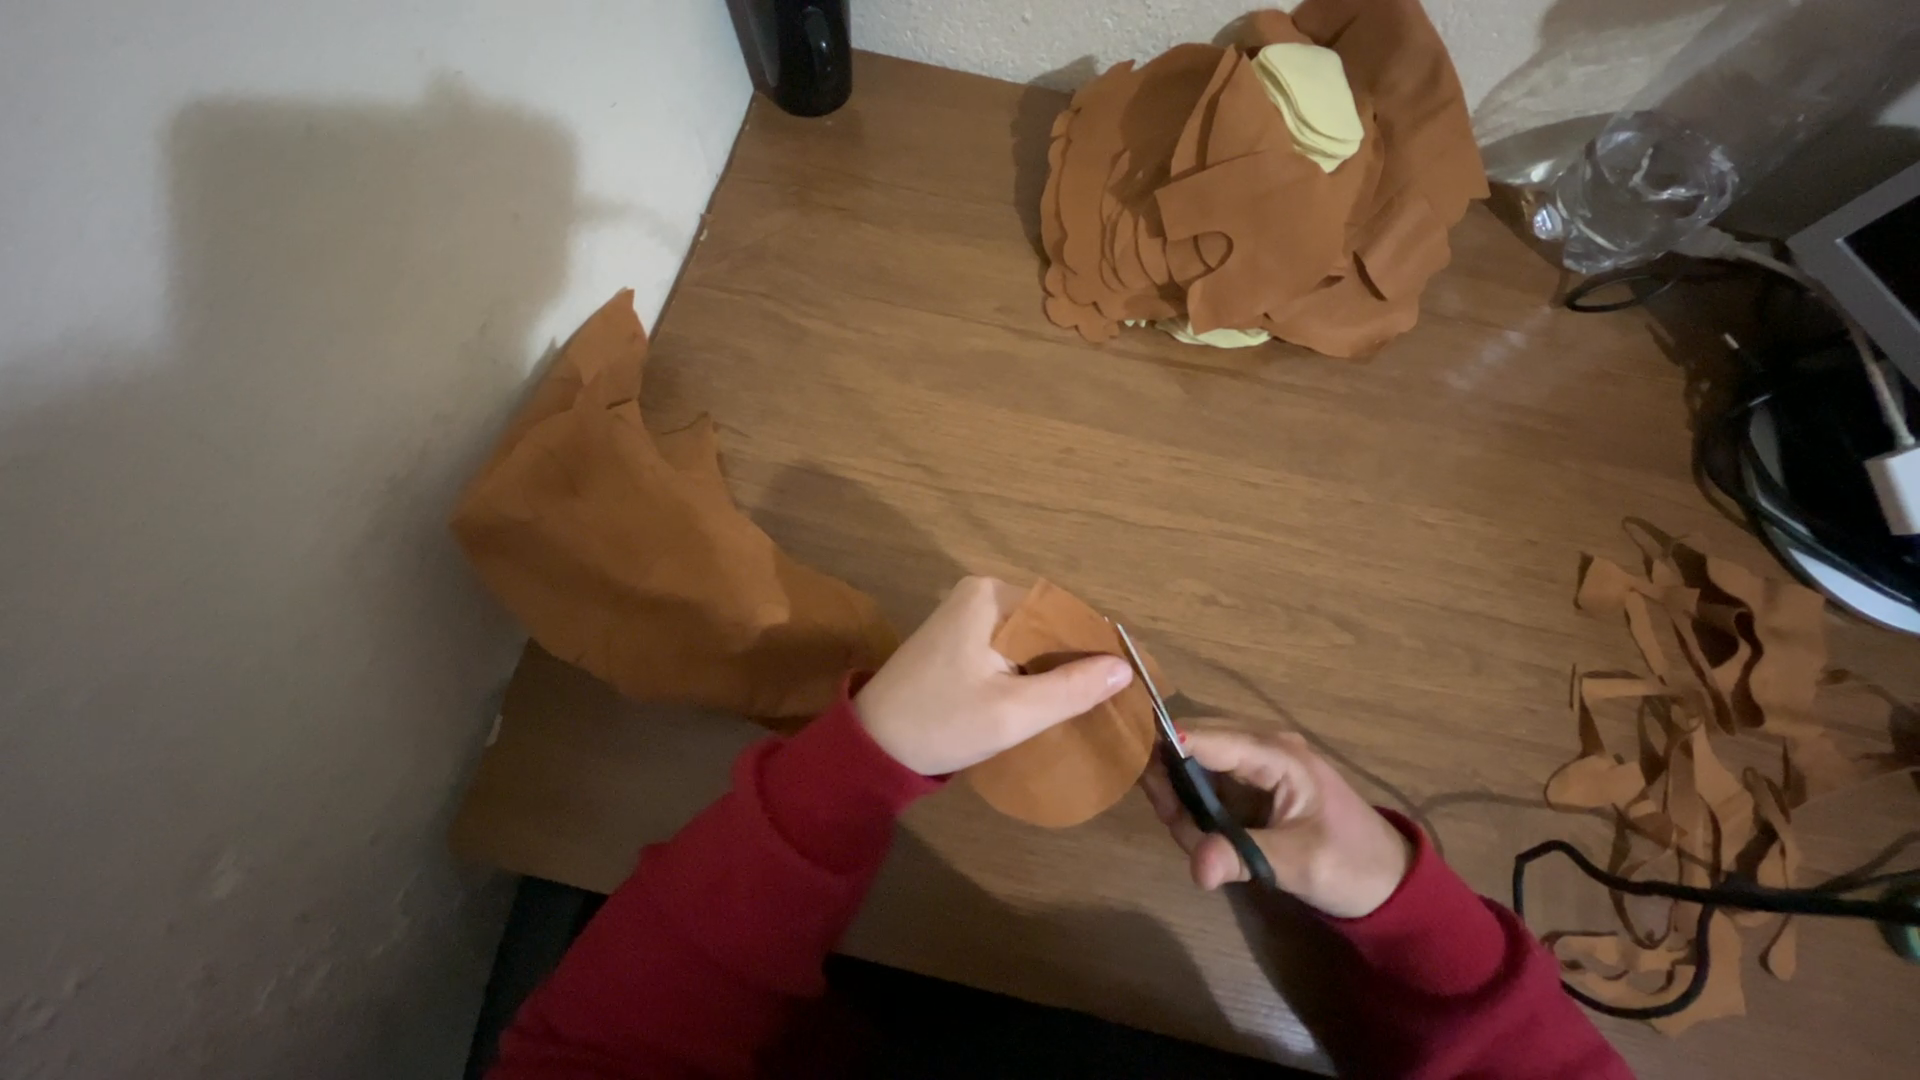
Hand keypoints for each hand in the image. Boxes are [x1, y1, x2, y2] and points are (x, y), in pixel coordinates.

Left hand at [853, 576, 1133, 776]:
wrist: (872, 744)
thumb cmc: (941, 724)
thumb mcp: (1013, 712)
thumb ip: (1071, 689)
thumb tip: (1124, 668)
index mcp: (992, 596)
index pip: (1064, 614)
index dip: (1098, 648)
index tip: (1127, 683)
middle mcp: (981, 593)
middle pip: (1050, 624)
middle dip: (1078, 660)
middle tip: (1111, 699)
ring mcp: (969, 615)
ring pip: (1033, 639)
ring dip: (1056, 669)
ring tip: (1088, 703)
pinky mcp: (961, 638)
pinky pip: (1013, 648)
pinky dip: (1032, 671)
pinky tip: (1050, 699)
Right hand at [1140, 725, 1412, 917]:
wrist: (1390, 882)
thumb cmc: (1352, 865)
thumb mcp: (1298, 864)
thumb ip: (1244, 858)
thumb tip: (1197, 868)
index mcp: (1275, 753)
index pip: (1204, 737)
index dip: (1166, 751)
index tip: (1137, 779)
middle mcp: (1259, 745)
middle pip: (1191, 744)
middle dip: (1171, 782)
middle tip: (1172, 823)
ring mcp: (1252, 763)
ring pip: (1191, 763)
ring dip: (1180, 798)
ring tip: (1194, 840)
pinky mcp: (1248, 783)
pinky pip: (1203, 783)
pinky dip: (1192, 808)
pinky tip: (1202, 837)